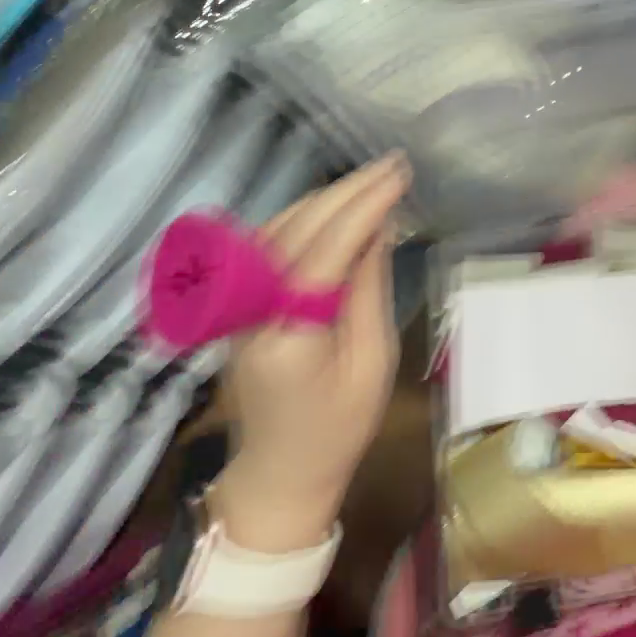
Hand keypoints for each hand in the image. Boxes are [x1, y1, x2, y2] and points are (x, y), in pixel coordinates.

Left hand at [212, 153, 410, 550]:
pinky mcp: (239, 306)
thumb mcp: (372, 363)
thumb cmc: (339, 427)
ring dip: (324, 200)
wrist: (283, 471)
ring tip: (371, 180)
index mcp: (290, 335)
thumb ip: (369, 291)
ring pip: (276, 232)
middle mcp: (252, 311)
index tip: (398, 176)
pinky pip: (269, 248)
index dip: (362, 209)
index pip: (324, 253)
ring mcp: (238, 307)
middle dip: (345, 193)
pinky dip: (304, 219)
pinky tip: (334, 209)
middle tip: (392, 166)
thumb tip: (378, 229)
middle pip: (295, 232)